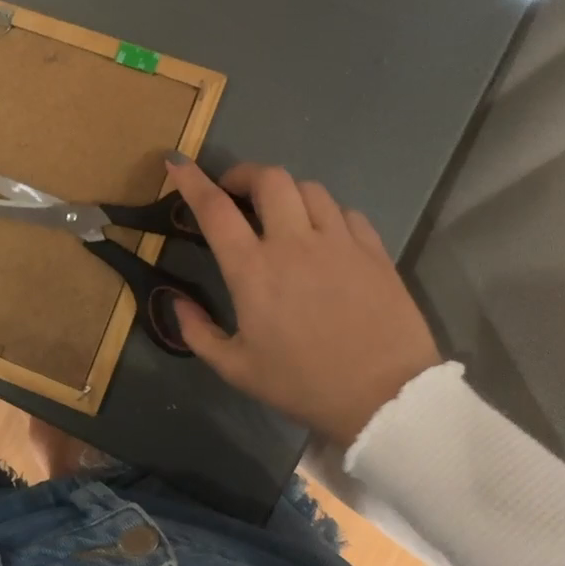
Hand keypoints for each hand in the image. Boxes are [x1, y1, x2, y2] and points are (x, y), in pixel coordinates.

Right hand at [163, 155, 440, 445]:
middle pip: (270, 178)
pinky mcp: (375, 254)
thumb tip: (175, 300)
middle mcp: (293, 244)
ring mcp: (339, 245)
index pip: (214, 207)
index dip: (191, 179)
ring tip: (281, 214)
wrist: (390, 403)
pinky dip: (327, 214)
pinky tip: (323, 235)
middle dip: (245, 174)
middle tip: (235, 193)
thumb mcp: (236, 368)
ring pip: (310, 189)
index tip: (176, 162)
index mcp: (252, 269)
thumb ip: (197, 331)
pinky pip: (347, 213)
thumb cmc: (304, 384)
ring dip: (287, 194)